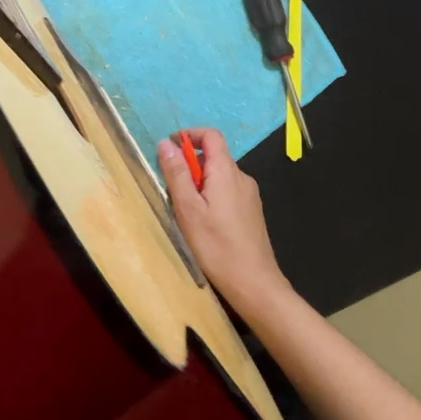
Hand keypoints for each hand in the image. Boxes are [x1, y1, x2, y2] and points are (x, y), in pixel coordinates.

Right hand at [158, 127, 293, 308]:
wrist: (254, 284)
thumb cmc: (217, 246)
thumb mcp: (188, 209)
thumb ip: (177, 174)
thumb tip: (166, 144)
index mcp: (226, 171)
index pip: (211, 135)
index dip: (189, 136)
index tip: (170, 151)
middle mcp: (241, 177)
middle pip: (213, 156)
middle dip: (190, 166)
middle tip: (172, 191)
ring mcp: (249, 195)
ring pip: (219, 176)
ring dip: (199, 184)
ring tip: (186, 212)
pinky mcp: (251, 212)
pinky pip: (227, 191)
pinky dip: (211, 196)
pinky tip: (204, 224)